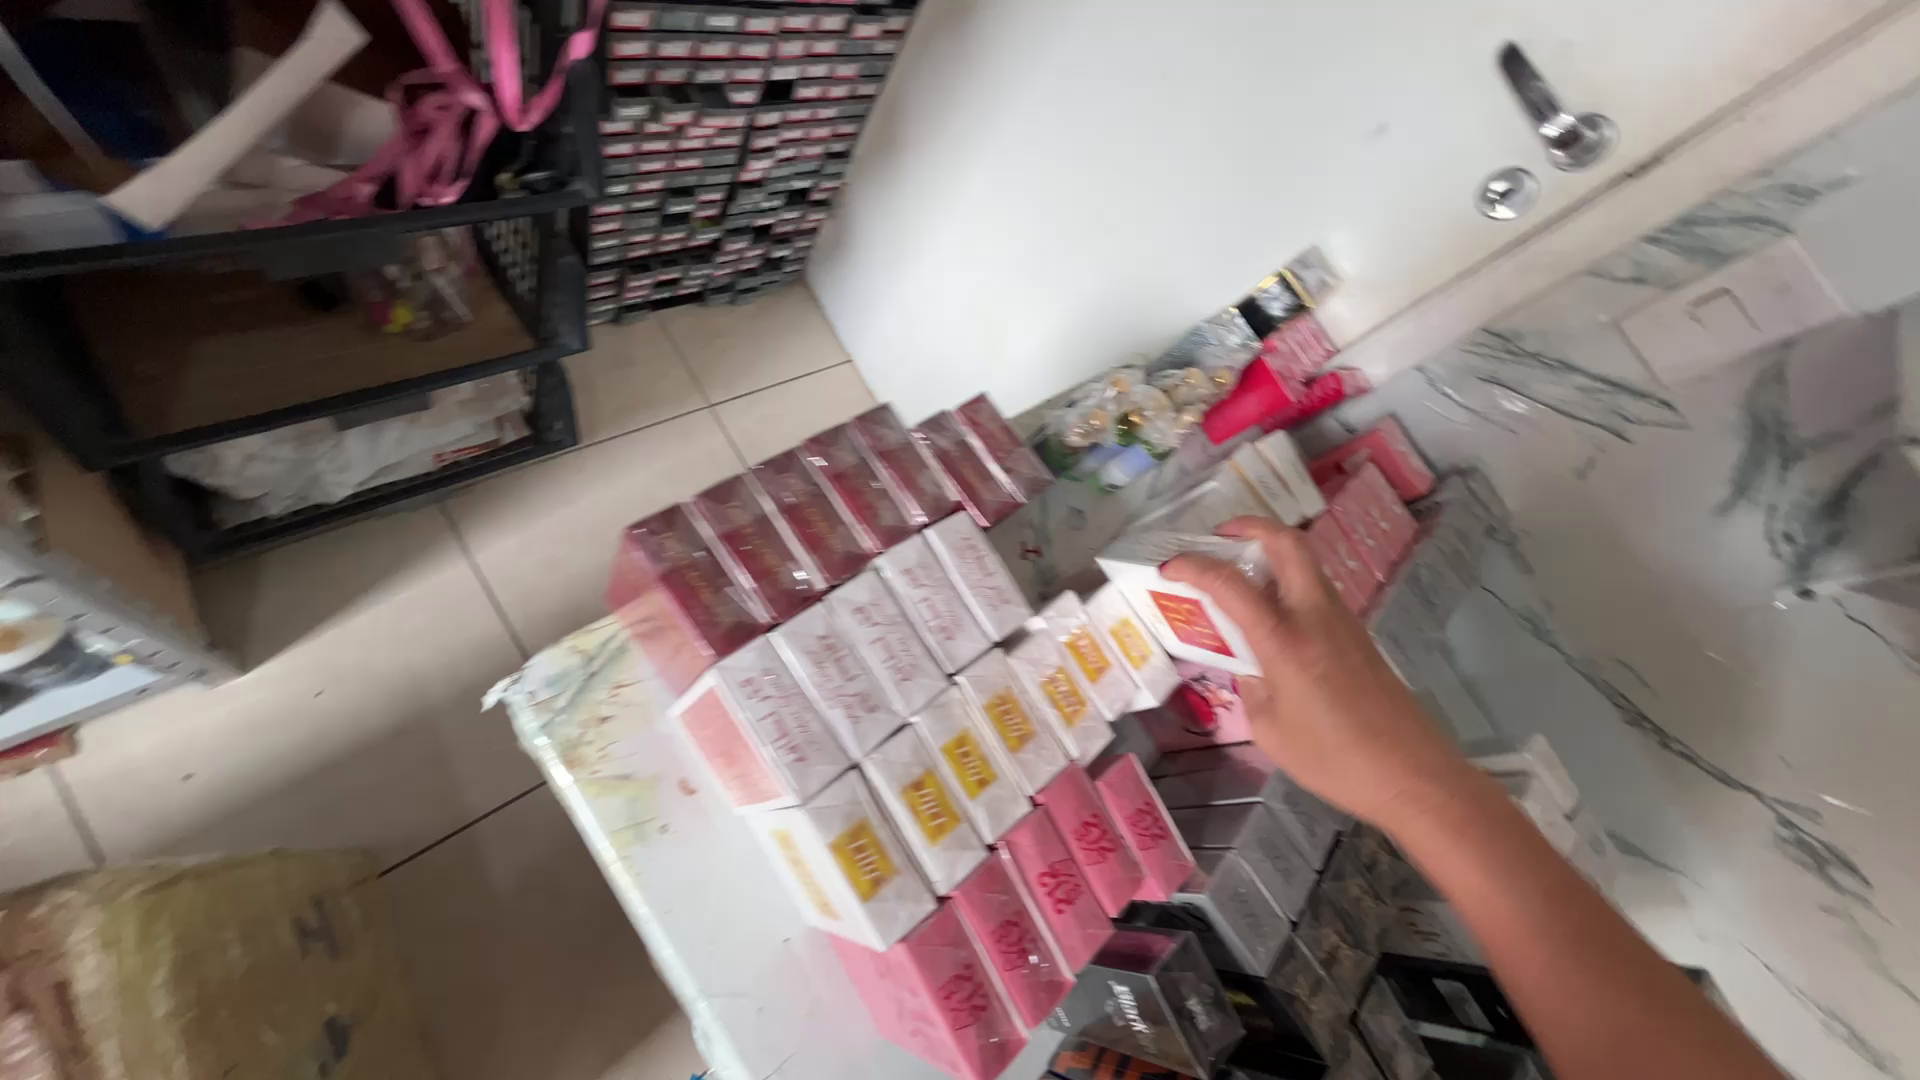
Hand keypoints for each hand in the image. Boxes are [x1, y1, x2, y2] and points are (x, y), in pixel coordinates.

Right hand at [1161, 517, 1478, 829]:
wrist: (1413, 776)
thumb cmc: (1334, 759)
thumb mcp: (1269, 730)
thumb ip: (1251, 687)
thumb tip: (1251, 668)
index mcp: (1284, 640)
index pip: (1230, 584)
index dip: (1193, 566)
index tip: (1169, 568)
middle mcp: (1315, 617)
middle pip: (1288, 544)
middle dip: (1251, 527)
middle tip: (1221, 537)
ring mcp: (1343, 622)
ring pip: (1306, 564)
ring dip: (1271, 555)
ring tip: (1239, 577)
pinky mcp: (1357, 636)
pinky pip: (1316, 592)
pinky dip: (1287, 585)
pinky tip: (1271, 617)